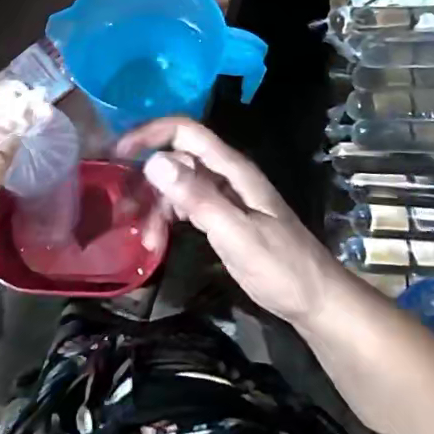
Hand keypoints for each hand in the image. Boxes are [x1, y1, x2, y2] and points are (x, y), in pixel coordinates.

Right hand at [114, 117, 342, 325]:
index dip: (149, 134)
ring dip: (155, 204)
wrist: (315, 301)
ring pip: (176, 183)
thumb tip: (153, 161)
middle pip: (175, 158)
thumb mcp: (236, 233)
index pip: (185, 132)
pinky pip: (184, 204)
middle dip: (147, 179)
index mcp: (232, 170)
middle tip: (126, 209)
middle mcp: (225, 175)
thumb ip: (197, 197)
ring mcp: (223, 195)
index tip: (118, 153)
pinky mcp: (221, 215)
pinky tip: (157, 239)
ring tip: (145, 236)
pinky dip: (167, 217)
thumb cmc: (281, 267)